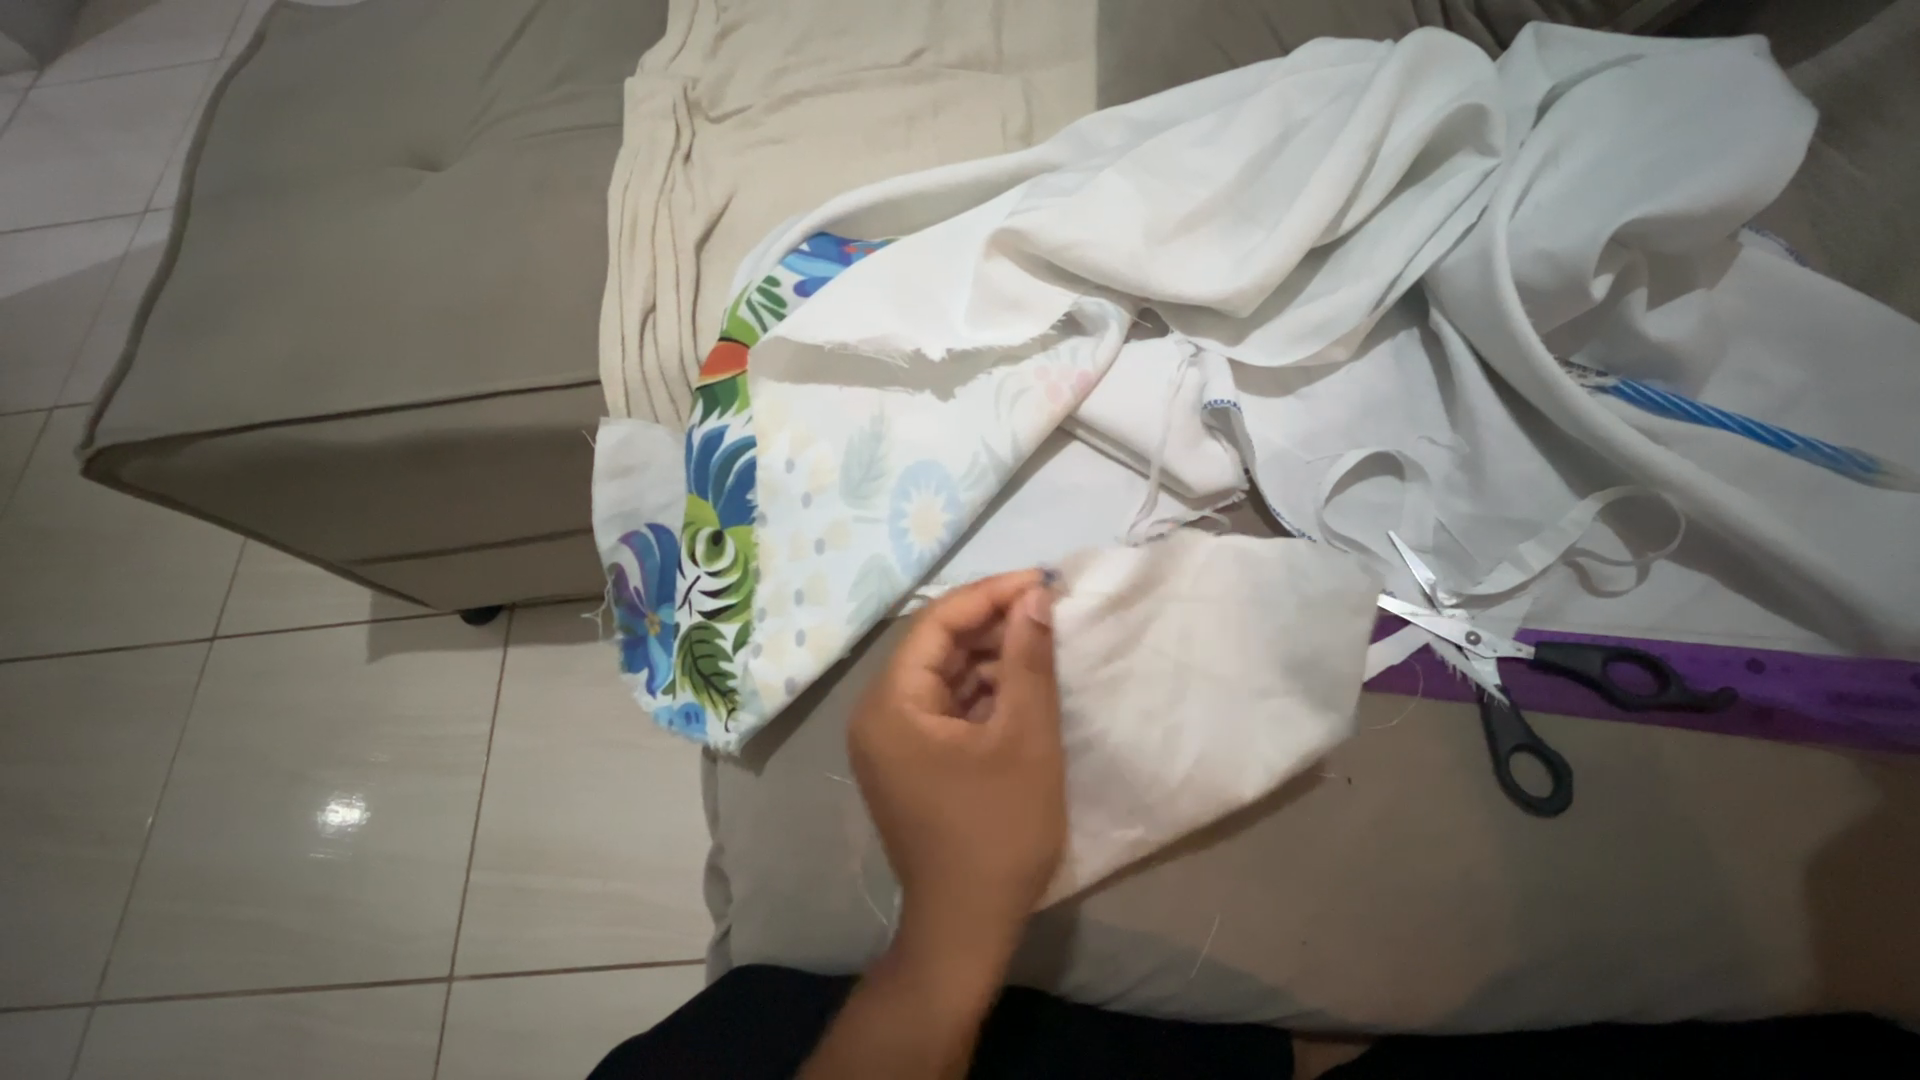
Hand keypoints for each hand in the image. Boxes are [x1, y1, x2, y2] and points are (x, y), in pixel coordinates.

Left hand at [801, 571, 1062, 1078]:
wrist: (967, 926)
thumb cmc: (997, 832)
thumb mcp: (1025, 739)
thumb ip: (1028, 660)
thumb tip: (1034, 597)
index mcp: (890, 705)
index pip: (936, 624)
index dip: (990, 594)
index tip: (1042, 580)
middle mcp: (878, 714)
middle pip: (935, 647)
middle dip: (991, 623)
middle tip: (1047, 606)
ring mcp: (891, 740)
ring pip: (942, 675)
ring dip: (990, 656)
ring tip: (1042, 637)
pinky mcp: (910, 760)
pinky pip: (945, 707)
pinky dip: (982, 691)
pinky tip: (1022, 681)